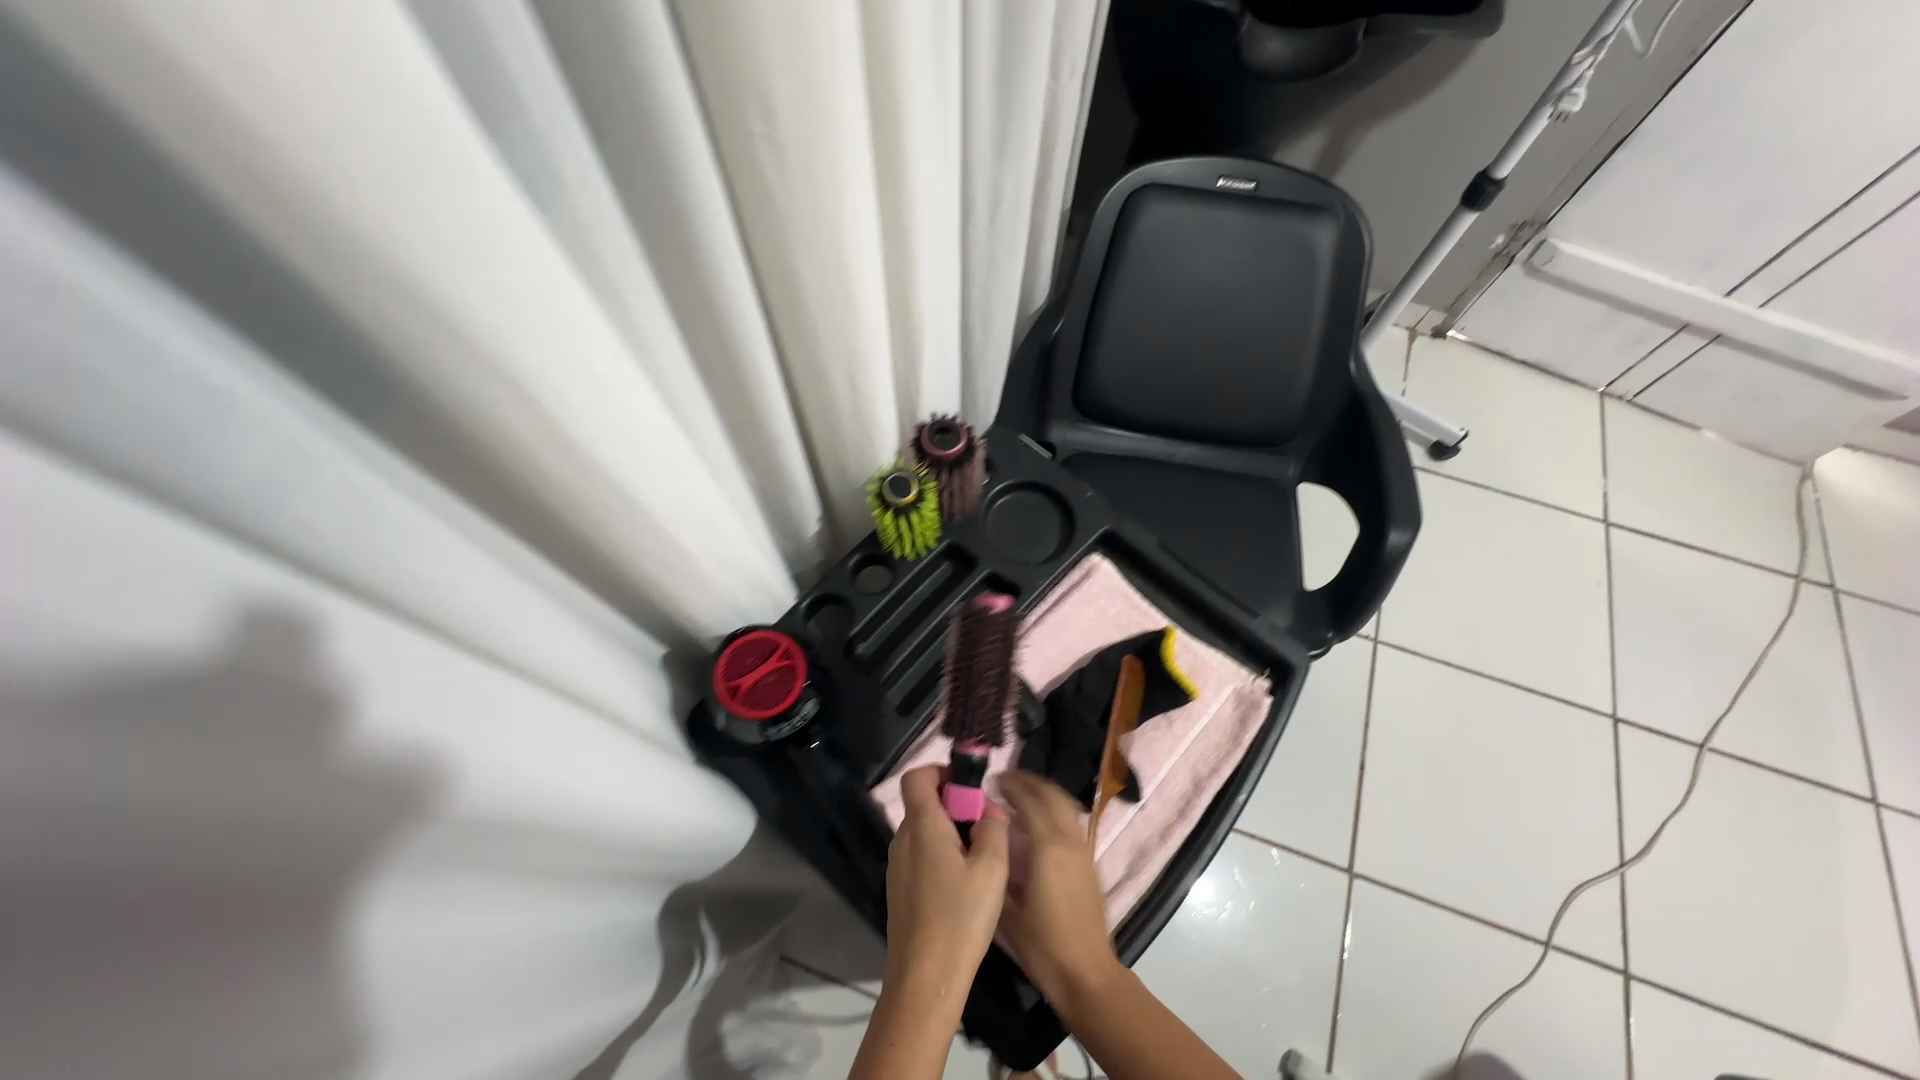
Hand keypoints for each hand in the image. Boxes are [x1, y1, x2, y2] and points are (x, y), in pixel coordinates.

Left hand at [883, 765, 1009, 1003]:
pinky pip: (919, 857)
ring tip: (980, 862)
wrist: (925, 978)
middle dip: (955, 805)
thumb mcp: (992, 869)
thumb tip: (987, 810)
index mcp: (922, 826)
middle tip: (986, 829)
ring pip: (923, 832)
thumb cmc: (961, 917)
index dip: (941, 771)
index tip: (970, 788)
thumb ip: (993, 828)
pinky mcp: (898, 890)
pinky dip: (940, 857)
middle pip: (923, 803)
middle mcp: (902, 839)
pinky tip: (963, 888)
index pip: (916, 776)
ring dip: (950, 833)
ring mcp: (896, 867)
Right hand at [997, 770, 1122, 1003]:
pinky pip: (1071, 820)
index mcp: (1048, 848)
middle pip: (1052, 795)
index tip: (991, 779)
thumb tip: (988, 837)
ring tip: (1019, 792)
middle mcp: (1069, 841)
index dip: (1011, 786)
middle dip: (1029, 782)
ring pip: (1065, 805)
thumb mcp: (1007, 908)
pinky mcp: (1089, 862)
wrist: (1085, 972)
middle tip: (1004, 779)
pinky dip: (1054, 808)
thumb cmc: (1041, 945)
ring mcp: (1083, 850)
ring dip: (1043, 792)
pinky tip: (1037, 819)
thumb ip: (998, 867)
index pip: (1030, 801)